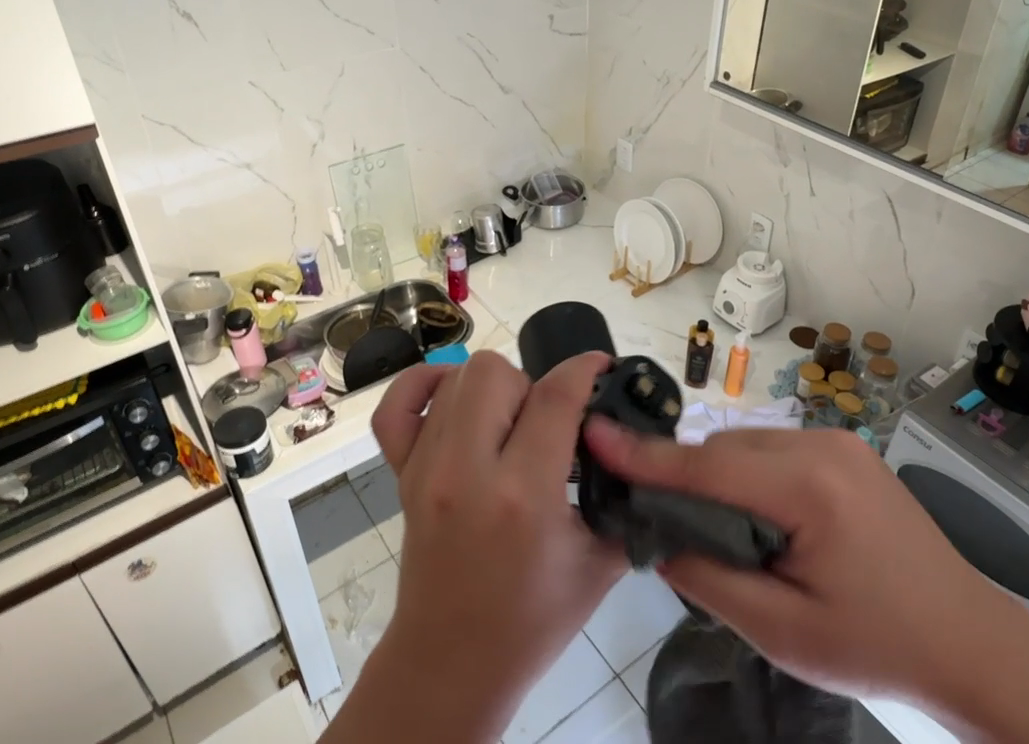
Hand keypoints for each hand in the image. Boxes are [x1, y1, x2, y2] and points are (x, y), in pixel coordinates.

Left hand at [323, 351, 626, 743]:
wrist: (453, 660)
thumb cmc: (533, 620)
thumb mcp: (600, 562)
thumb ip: (622, 498)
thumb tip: (631, 445)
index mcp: (523, 494)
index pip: (555, 397)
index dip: (585, 370)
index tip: (604, 367)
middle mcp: (467, 469)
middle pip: (495, 372)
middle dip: (533, 384)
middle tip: (549, 423)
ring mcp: (425, 468)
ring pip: (455, 379)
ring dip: (493, 389)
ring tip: (511, 424)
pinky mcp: (401, 474)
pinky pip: (396, 406)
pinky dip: (424, 387)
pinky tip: (452, 400)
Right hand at [582, 422, 1028, 743]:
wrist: (968, 642)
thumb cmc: (877, 645)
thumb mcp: (781, 631)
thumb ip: (708, 576)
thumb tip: (658, 536)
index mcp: (810, 489)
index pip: (705, 466)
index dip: (643, 456)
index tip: (592, 436)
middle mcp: (823, 445)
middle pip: (721, 449)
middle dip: (682, 478)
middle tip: (659, 526)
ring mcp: (839, 442)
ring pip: (743, 446)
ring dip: (714, 478)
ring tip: (710, 531)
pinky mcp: (846, 451)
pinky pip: (771, 451)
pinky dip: (745, 476)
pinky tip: (752, 519)